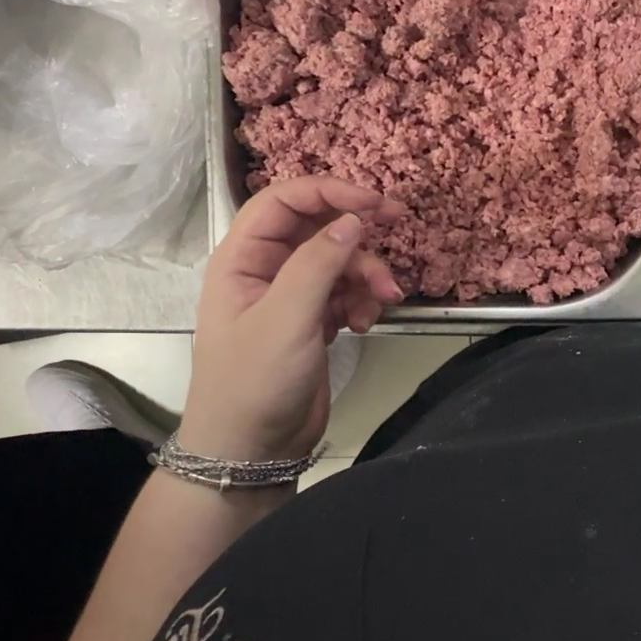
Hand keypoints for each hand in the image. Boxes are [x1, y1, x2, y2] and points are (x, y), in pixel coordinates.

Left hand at [179, 177, 405, 462]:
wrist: (251, 448)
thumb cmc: (255, 380)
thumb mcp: (287, 318)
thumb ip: (319, 263)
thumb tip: (353, 218)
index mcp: (243, 258)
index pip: (285, 201)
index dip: (330, 192)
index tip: (375, 203)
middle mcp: (266, 270)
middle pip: (319, 228)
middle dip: (358, 235)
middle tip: (398, 227)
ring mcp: (292, 297)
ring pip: (340, 263)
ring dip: (367, 276)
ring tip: (383, 303)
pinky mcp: (314, 322)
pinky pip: (347, 294)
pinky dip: (362, 303)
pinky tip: (364, 325)